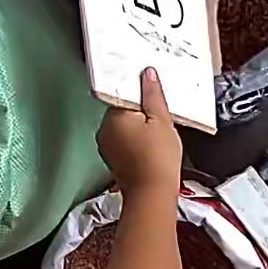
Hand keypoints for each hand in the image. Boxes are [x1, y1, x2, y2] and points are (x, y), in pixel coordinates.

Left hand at [98, 68, 181, 196]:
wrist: (152, 194)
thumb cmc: (158, 159)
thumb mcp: (162, 121)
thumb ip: (153, 95)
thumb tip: (148, 74)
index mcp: (115, 114)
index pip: (125, 92)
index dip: (142, 93)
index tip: (156, 96)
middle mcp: (104, 128)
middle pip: (124, 109)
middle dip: (141, 111)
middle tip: (162, 119)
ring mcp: (106, 145)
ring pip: (123, 126)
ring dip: (138, 126)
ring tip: (158, 136)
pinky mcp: (112, 159)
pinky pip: (123, 141)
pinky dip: (135, 141)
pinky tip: (151, 148)